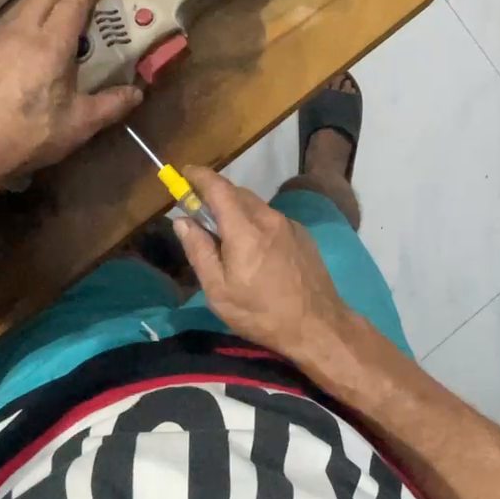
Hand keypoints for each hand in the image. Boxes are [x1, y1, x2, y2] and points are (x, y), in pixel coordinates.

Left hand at [0, 0, 141, 181]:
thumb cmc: (29, 134)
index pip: (72, 4)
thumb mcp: (79, 124)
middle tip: (82, 6)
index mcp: (51, 45)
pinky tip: (31, 49)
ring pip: (24, 10)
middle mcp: (23, 34)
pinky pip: (10, 26)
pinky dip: (27, 24)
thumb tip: (136, 92)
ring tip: (58, 25)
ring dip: (44, 8)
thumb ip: (111, 104)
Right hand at [172, 167, 370, 363]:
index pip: (218, 188)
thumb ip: (199, 251)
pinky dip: (256, 222)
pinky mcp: (302, 234)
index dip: (199, 176)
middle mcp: (269, 218)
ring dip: (237, 210)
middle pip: (238, 193)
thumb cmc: (261, 313)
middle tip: (200, 213)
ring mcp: (289, 225)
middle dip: (216, 195)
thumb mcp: (219, 290)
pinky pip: (272, 219)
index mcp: (245, 229)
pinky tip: (255, 249)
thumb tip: (182, 221)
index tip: (185, 174)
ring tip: (226, 236)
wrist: (317, 325)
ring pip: (256, 206)